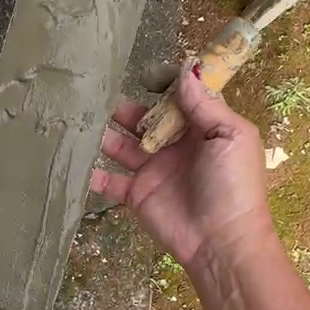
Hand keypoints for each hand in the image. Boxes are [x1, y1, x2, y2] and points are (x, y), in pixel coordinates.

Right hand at [89, 66, 271, 268]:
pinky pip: (110, 181)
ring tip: (81, 119)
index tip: (144, 73)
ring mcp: (152, 170)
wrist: (220, 240)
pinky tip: (77, 159)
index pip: (178, 100)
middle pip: (145, 120)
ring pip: (123, 146)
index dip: (162, 86)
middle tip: (100, 94)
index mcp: (201, 129)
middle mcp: (174, 147)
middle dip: (126, 108)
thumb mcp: (230, 135)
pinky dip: (93, 172)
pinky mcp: (135, 195)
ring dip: (105, 134)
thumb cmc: (233, 184)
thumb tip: (187, 69)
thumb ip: (205, 105)